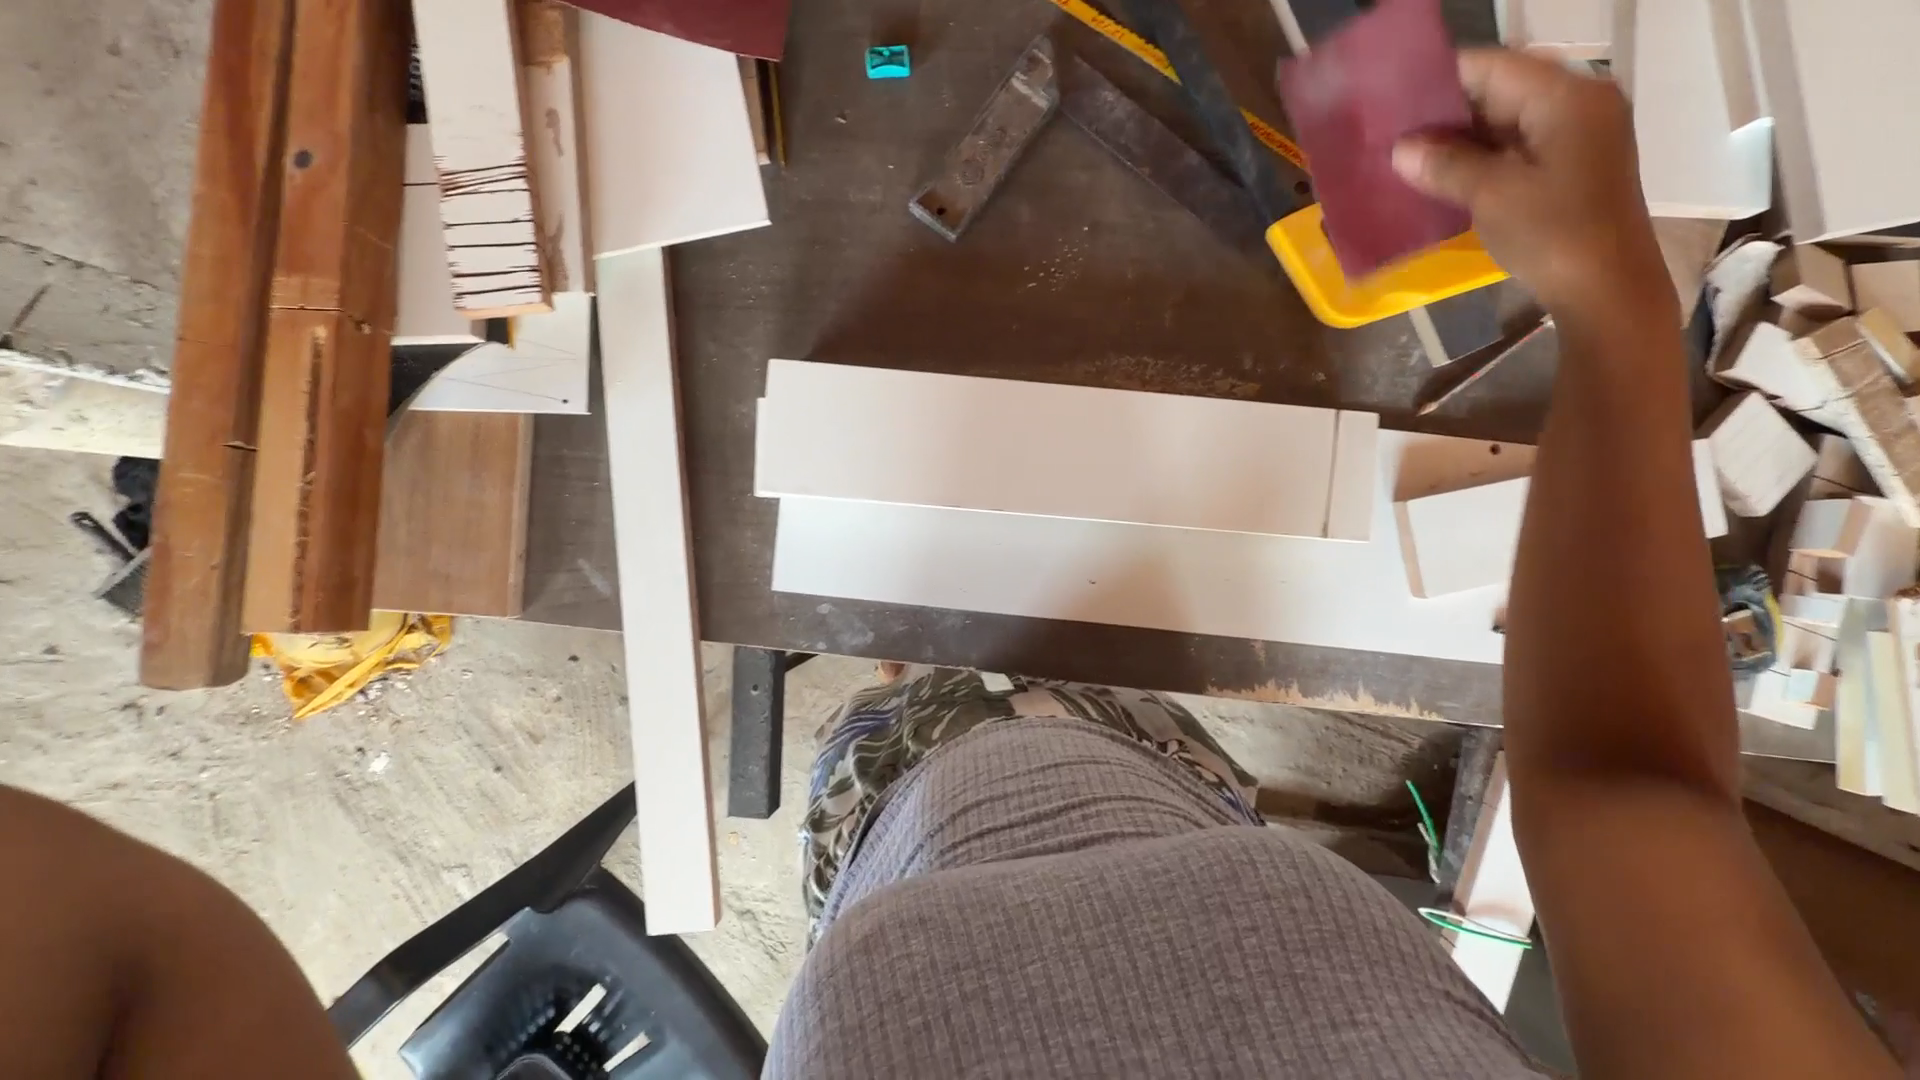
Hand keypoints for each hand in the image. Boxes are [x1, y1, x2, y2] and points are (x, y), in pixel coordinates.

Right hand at [1393, 48, 1669, 319]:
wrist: (1605, 288)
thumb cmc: (1553, 235)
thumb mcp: (1492, 196)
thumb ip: (1446, 165)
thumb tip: (1400, 149)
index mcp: (1566, 97)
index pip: (1492, 66)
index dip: (1440, 80)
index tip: (1392, 101)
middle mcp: (1577, 103)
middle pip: (1500, 89)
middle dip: (1446, 112)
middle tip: (1392, 133)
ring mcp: (1576, 134)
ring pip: (1505, 119)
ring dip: (1459, 138)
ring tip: (1407, 156)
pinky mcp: (1569, 164)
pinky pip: (1516, 145)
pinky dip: (1479, 156)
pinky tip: (1442, 175)